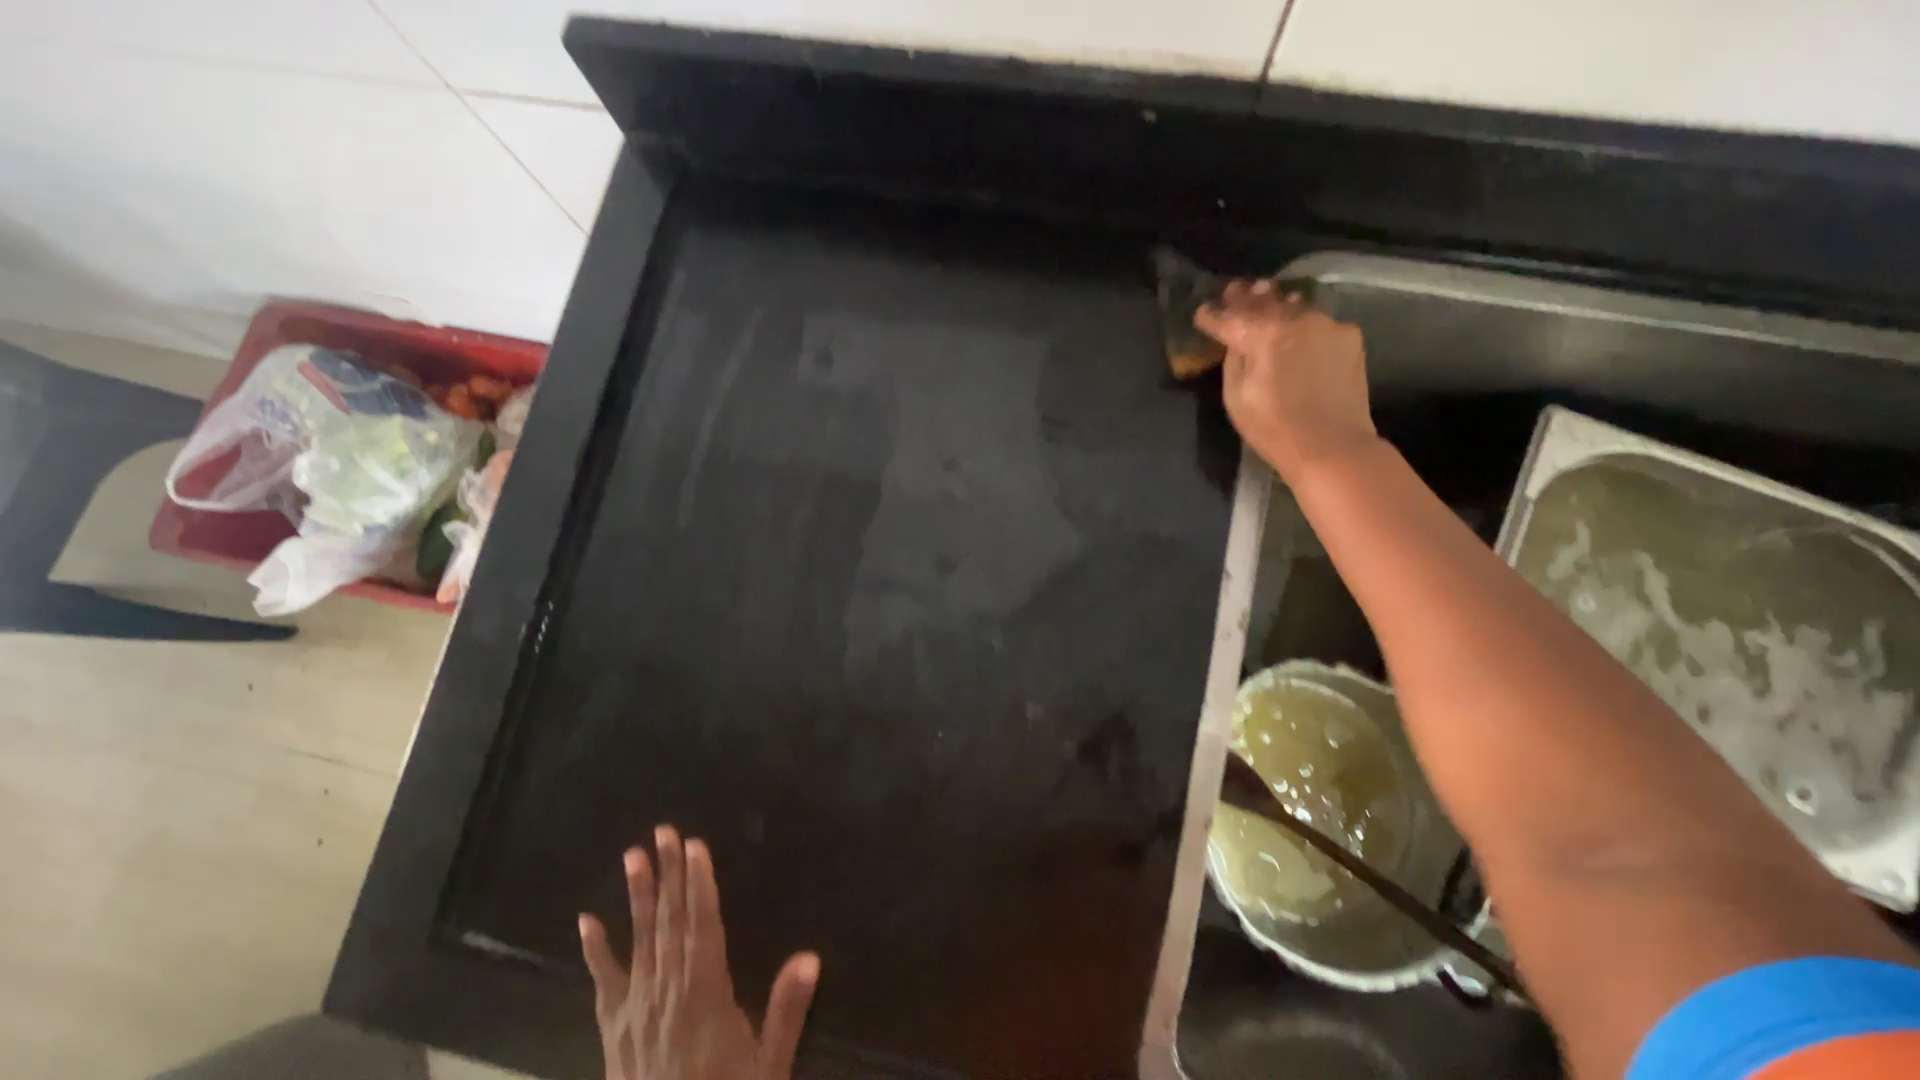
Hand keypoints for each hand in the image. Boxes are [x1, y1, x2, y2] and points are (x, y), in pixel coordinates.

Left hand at [579, 826, 820, 1079]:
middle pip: (669, 924)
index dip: (700, 885)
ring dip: (637, 898)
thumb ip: (786, 1012)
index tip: (695, 846)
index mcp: (705, 997)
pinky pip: (604, 983)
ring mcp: (635, 1010)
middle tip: (664, 831)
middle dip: (669, 875)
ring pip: (639, 942)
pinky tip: (585, 921)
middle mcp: (666, 993)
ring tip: (633, 855)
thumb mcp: (767, 1065)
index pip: (702, 928)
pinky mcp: (614, 1029)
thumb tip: (809, 957)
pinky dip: (594, 951)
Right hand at [1195, 280, 1379, 480]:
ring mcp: (1326, 324)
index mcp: (1262, 334)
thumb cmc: (1275, 428)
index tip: (1202, 312)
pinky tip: (1299, 327)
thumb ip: (1234, 360)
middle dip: (1246, 297)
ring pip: (1294, 307)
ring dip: (1278, 303)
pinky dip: (1304, 322)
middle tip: (1234, 290)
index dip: (1212, 316)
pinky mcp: (1349, 336)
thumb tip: (1238, 341)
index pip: (1229, 318)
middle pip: (1264, 302)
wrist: (1333, 446)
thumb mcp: (1236, 398)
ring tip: (1267, 297)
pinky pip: (1318, 322)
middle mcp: (1295, 318)